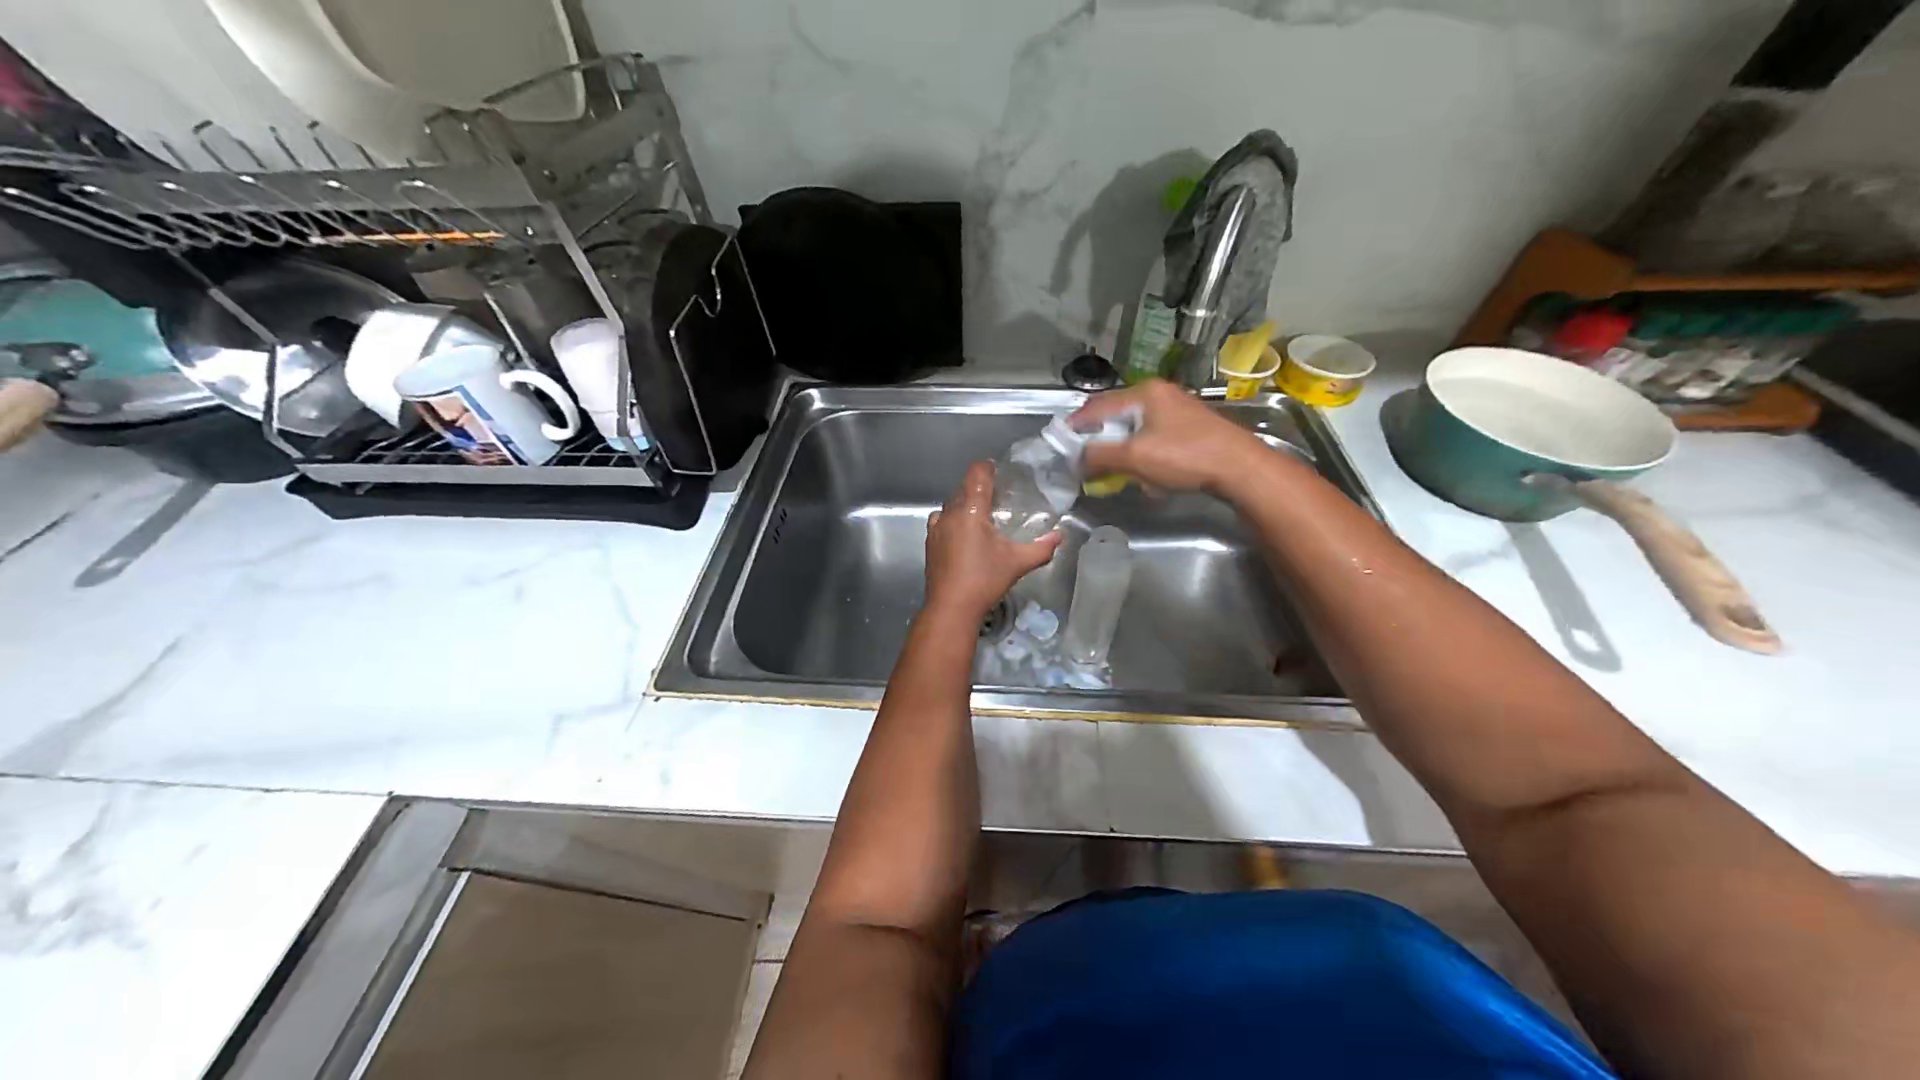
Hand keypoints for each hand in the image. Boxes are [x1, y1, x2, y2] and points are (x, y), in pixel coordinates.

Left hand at [925, 461, 1061, 620]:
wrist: (951, 607)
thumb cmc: (984, 580)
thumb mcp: (1018, 562)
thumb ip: (1042, 548)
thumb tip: (1060, 536)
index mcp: (971, 510)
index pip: (976, 475)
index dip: (986, 467)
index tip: (997, 469)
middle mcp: (950, 514)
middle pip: (962, 488)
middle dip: (978, 487)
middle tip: (996, 494)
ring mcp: (936, 529)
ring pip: (950, 505)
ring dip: (963, 504)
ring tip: (979, 514)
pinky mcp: (929, 544)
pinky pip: (940, 521)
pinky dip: (952, 520)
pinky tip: (962, 534)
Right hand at [1073, 379, 1268, 495]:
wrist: (1239, 468)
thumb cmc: (1184, 456)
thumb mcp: (1134, 457)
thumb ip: (1099, 455)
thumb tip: (1076, 459)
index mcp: (1145, 393)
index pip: (1097, 406)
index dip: (1076, 426)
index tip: (1060, 444)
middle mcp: (1160, 394)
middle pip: (1116, 416)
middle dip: (1100, 440)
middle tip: (1086, 460)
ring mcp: (1177, 410)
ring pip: (1135, 430)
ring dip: (1123, 452)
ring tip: (1117, 472)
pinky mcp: (1191, 428)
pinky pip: (1154, 439)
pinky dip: (1143, 455)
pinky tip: (1148, 476)